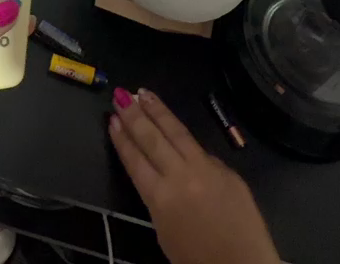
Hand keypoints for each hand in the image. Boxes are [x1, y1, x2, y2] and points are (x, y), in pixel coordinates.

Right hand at [110, 88, 283, 263]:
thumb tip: (162, 170)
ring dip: (158, 111)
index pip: (135, 159)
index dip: (122, 138)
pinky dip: (186, 137)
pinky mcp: (227, 170)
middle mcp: (180, 177)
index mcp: (160, 198)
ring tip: (143, 93)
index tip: (112, 118)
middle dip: (134, 115)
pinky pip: (202, 150)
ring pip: (177, 132)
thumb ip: (160, 197)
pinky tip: (176, 127)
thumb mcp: (165, 232)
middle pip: (152, 138)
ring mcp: (206, 170)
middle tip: (121, 94)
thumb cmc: (197, 260)